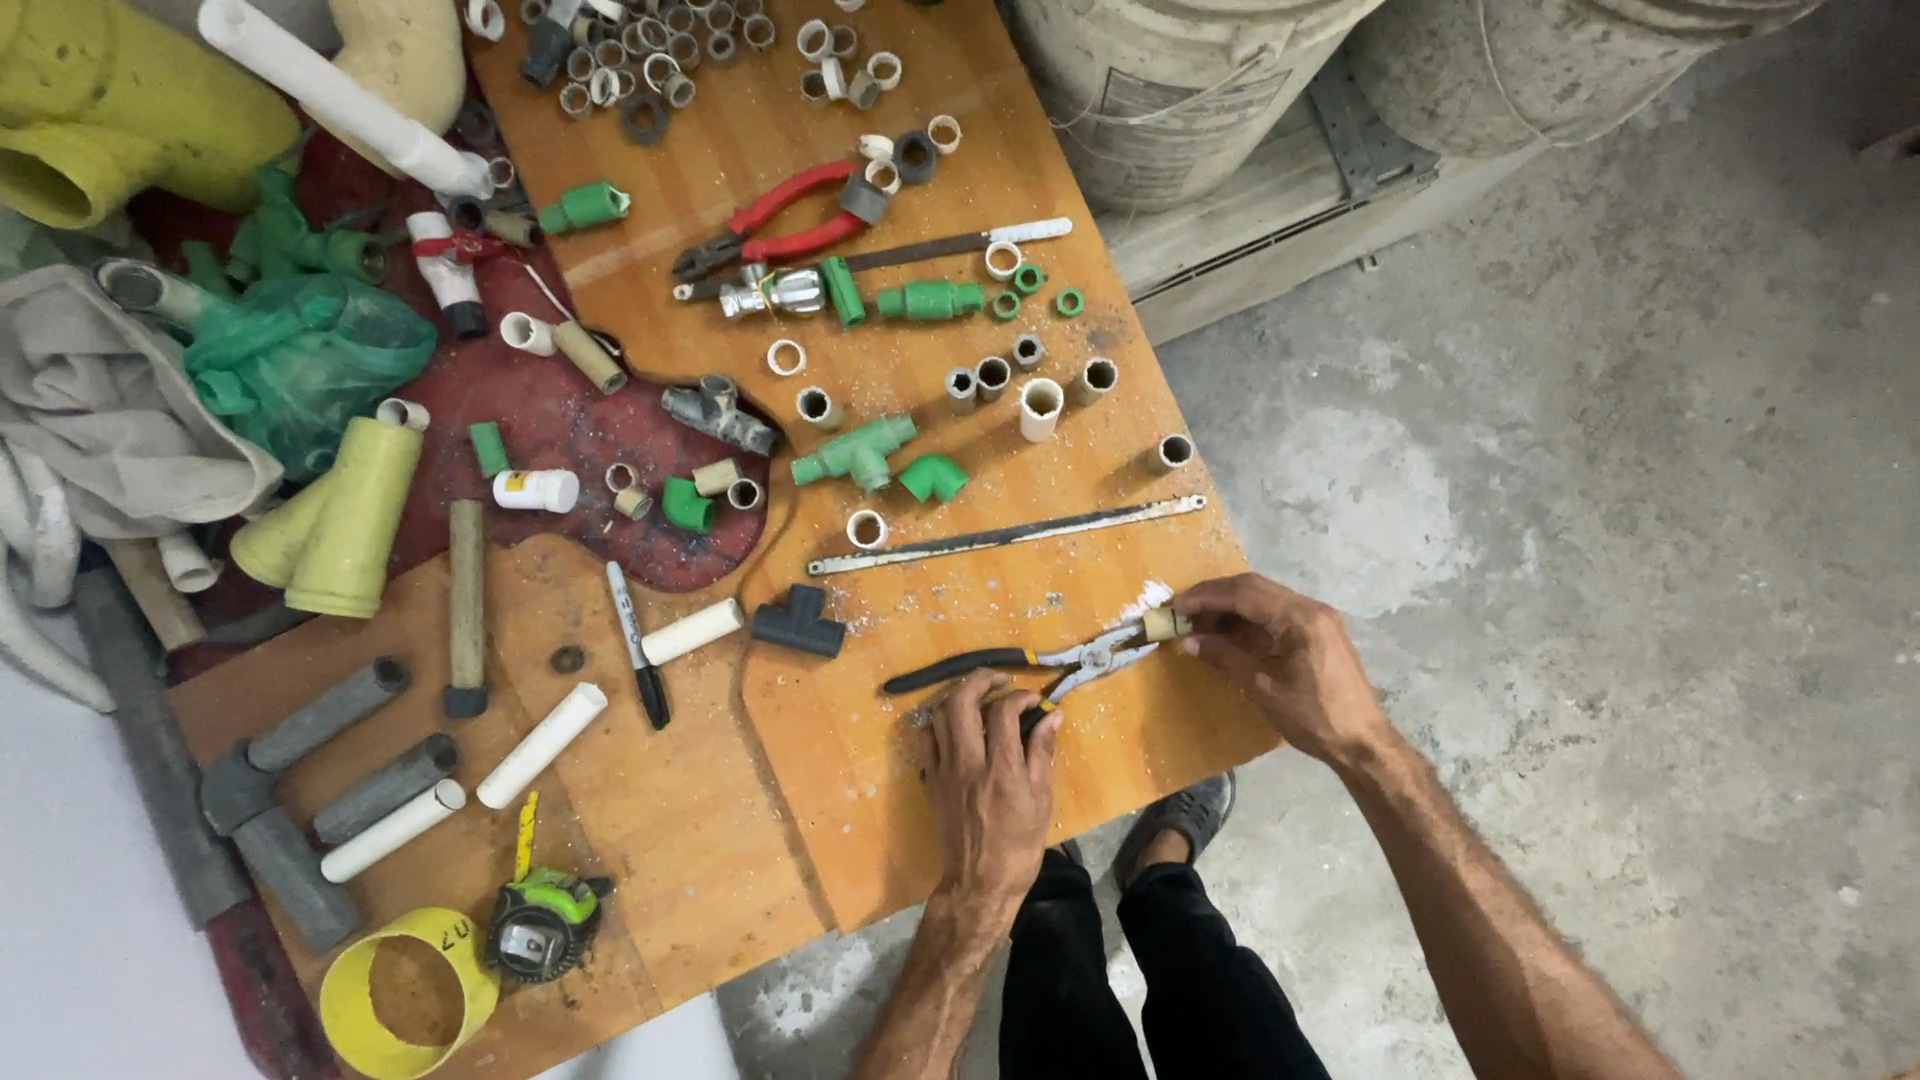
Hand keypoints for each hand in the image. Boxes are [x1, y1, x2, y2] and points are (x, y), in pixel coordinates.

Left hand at [920, 670, 1060, 939]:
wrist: (980, 883)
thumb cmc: (1019, 846)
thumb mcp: (1042, 800)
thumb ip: (1042, 752)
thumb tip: (1052, 715)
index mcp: (1002, 768)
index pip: (1003, 711)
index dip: (1019, 695)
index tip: (1033, 698)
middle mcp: (968, 762)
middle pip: (962, 701)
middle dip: (980, 680)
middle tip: (999, 680)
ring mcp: (944, 770)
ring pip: (940, 714)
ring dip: (959, 697)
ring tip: (978, 698)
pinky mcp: (931, 780)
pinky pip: (925, 739)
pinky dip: (938, 723)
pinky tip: (954, 726)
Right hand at [1173, 573, 1392, 767]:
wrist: (1363, 742)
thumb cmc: (1313, 717)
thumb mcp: (1263, 687)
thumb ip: (1225, 657)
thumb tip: (1188, 641)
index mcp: (1300, 618)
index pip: (1243, 593)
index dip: (1205, 597)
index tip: (1175, 607)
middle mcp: (1310, 608)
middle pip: (1252, 587)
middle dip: (1213, 597)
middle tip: (1182, 612)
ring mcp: (1316, 618)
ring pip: (1262, 598)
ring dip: (1228, 607)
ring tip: (1198, 624)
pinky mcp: (1316, 631)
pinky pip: (1274, 613)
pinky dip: (1246, 618)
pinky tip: (1225, 633)